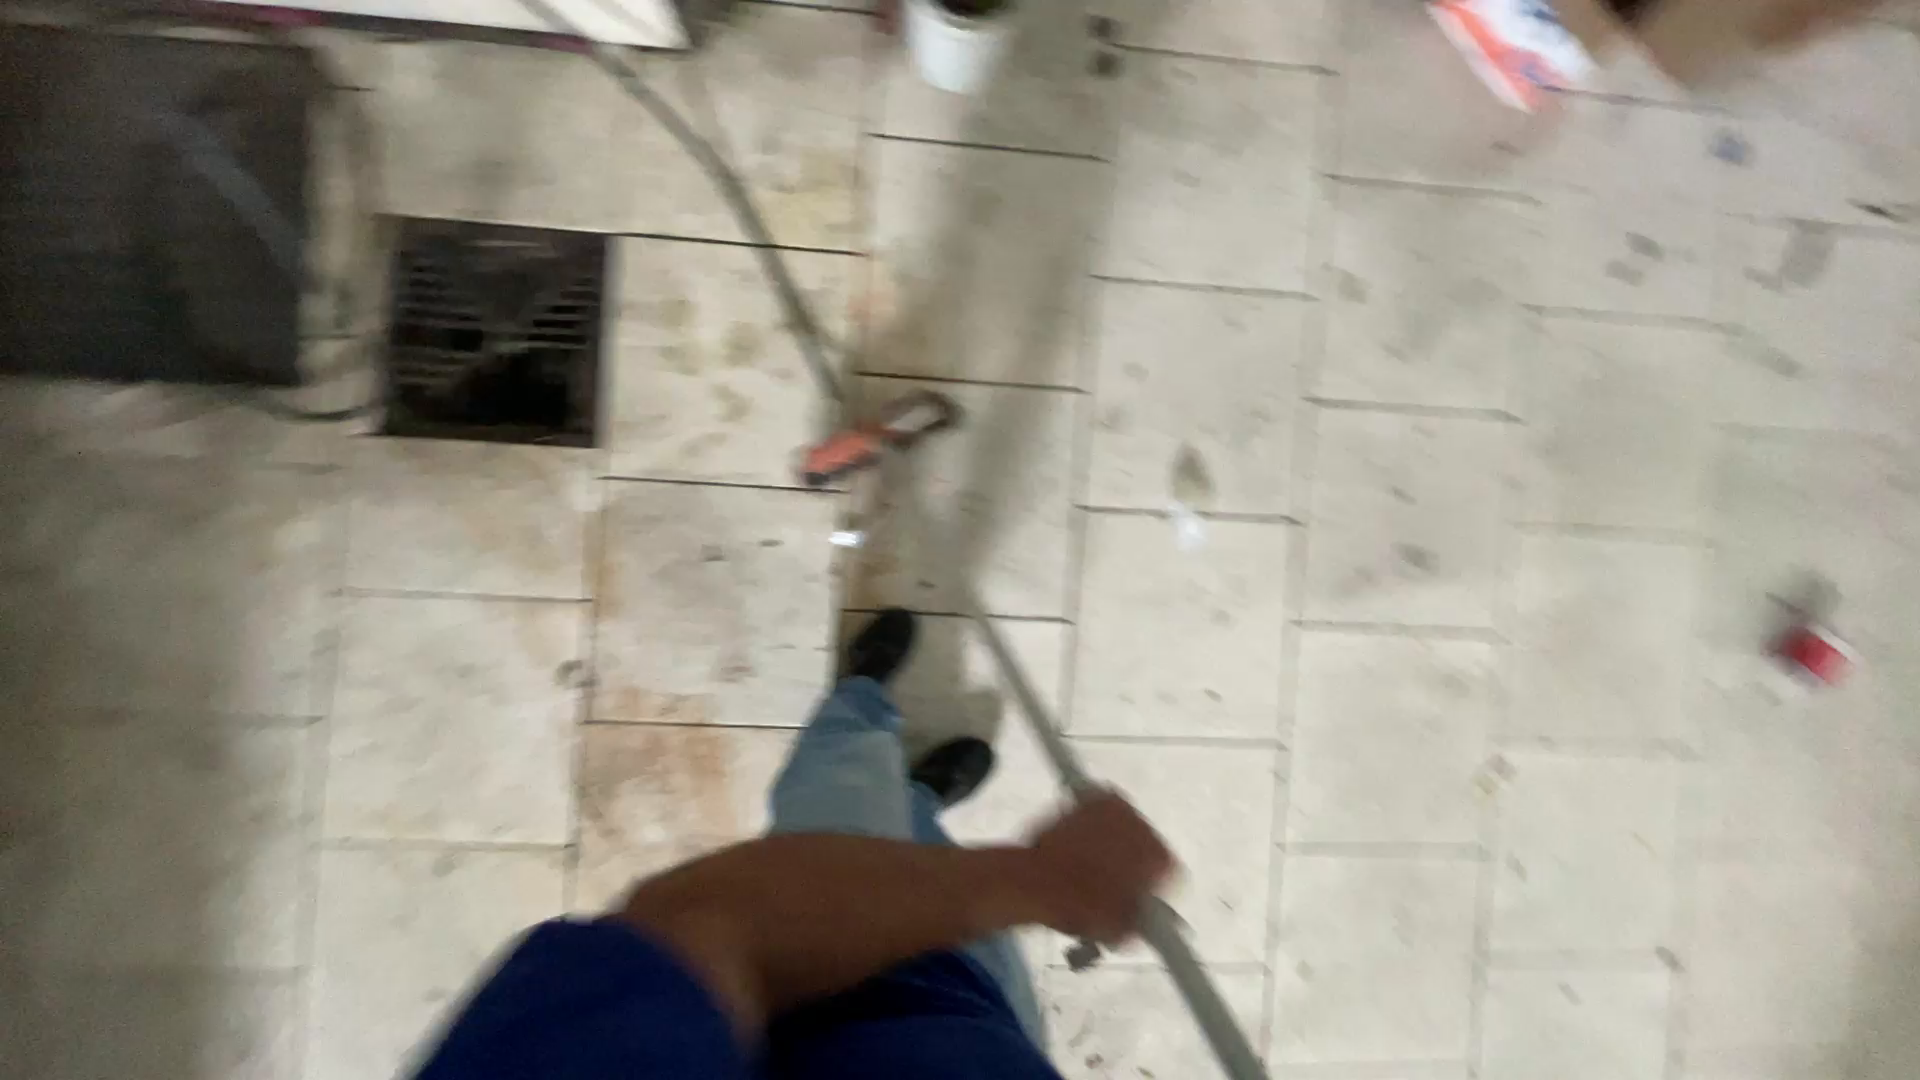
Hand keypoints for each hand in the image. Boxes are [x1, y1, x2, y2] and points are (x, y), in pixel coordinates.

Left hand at [1019, 790, 1174, 943]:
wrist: (1038, 878)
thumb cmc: (1081, 909)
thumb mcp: (1120, 931)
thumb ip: (1141, 920)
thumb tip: (1144, 916)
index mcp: (1161, 859)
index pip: (1169, 872)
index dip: (1150, 885)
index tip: (1133, 895)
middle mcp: (1146, 827)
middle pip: (1147, 843)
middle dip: (1132, 859)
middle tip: (1109, 879)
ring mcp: (1118, 806)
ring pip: (1125, 825)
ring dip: (1114, 839)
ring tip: (1089, 860)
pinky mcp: (1092, 794)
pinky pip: (1102, 808)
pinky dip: (1096, 819)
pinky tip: (1081, 838)